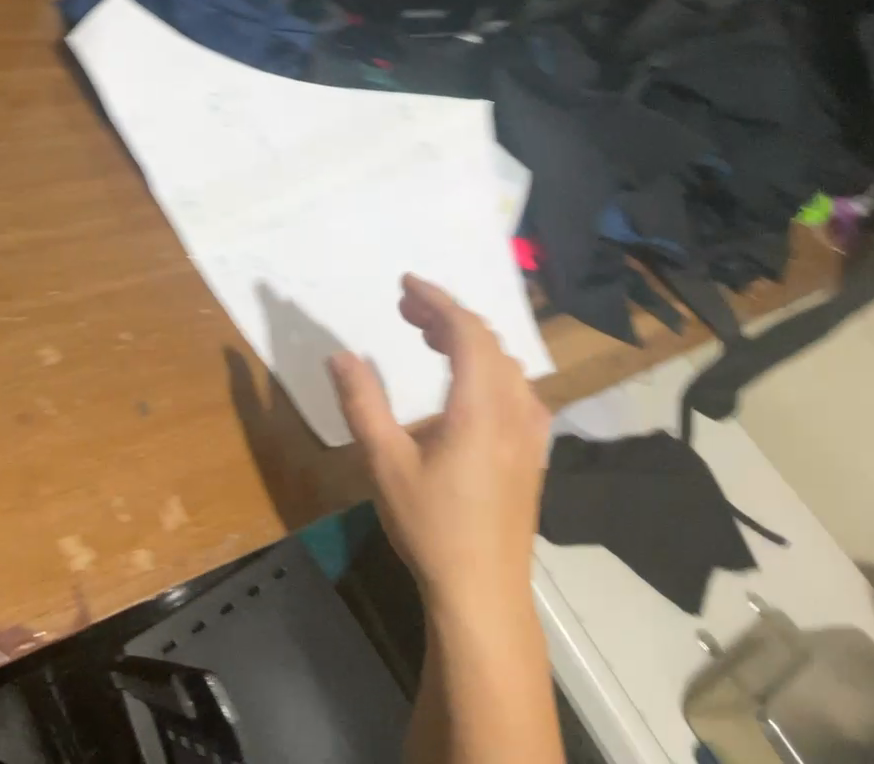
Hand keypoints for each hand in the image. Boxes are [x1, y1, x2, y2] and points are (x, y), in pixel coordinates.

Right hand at [327, 274, 550, 615]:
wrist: (482, 590)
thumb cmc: (430, 525)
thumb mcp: (383, 462)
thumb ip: (362, 403)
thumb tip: (341, 355)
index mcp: (481, 409)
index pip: (469, 334)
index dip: (438, 300)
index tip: (405, 283)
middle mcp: (516, 412)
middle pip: (491, 343)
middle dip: (448, 316)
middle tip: (405, 307)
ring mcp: (530, 435)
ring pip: (507, 366)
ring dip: (468, 341)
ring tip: (426, 337)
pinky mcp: (532, 454)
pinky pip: (516, 389)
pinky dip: (486, 367)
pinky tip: (462, 385)